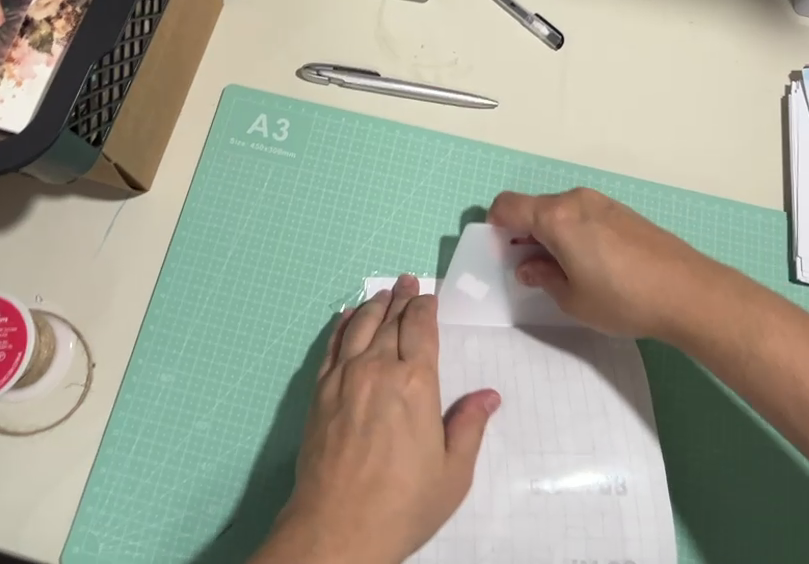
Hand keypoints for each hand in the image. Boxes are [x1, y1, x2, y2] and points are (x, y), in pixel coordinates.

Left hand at [256, 275, 498, 563]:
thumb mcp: (452, 473)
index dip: (424, 308)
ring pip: (360, 326)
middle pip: (390, 320)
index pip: (420, 328)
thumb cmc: (403, 504)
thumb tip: (488, 396)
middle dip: (401, 297)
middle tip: (406, 280)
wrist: (337, 527)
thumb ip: (469, 427)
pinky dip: (342, 326)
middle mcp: (378, 368)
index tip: (427, 297)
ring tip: (382, 292)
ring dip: (374, 305)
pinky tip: (347, 317)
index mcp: (415, 381)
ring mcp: (345, 377)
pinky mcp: (320, 392)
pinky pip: (333, 346)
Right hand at [489, 188, 717, 339]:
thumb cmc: (622, 298)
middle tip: (531, 268)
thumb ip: (543, 278)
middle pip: (534, 208)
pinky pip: (583, 215)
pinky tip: (593, 264)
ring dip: (550, 234)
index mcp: (555, 217)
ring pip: (560, 211)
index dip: (495, 226)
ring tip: (564, 270)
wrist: (688, 292)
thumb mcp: (572, 299)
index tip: (500, 253)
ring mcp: (602, 203)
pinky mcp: (623, 212)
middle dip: (524, 234)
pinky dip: (574, 232)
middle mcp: (575, 200)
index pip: (507, 205)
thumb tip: (529, 268)